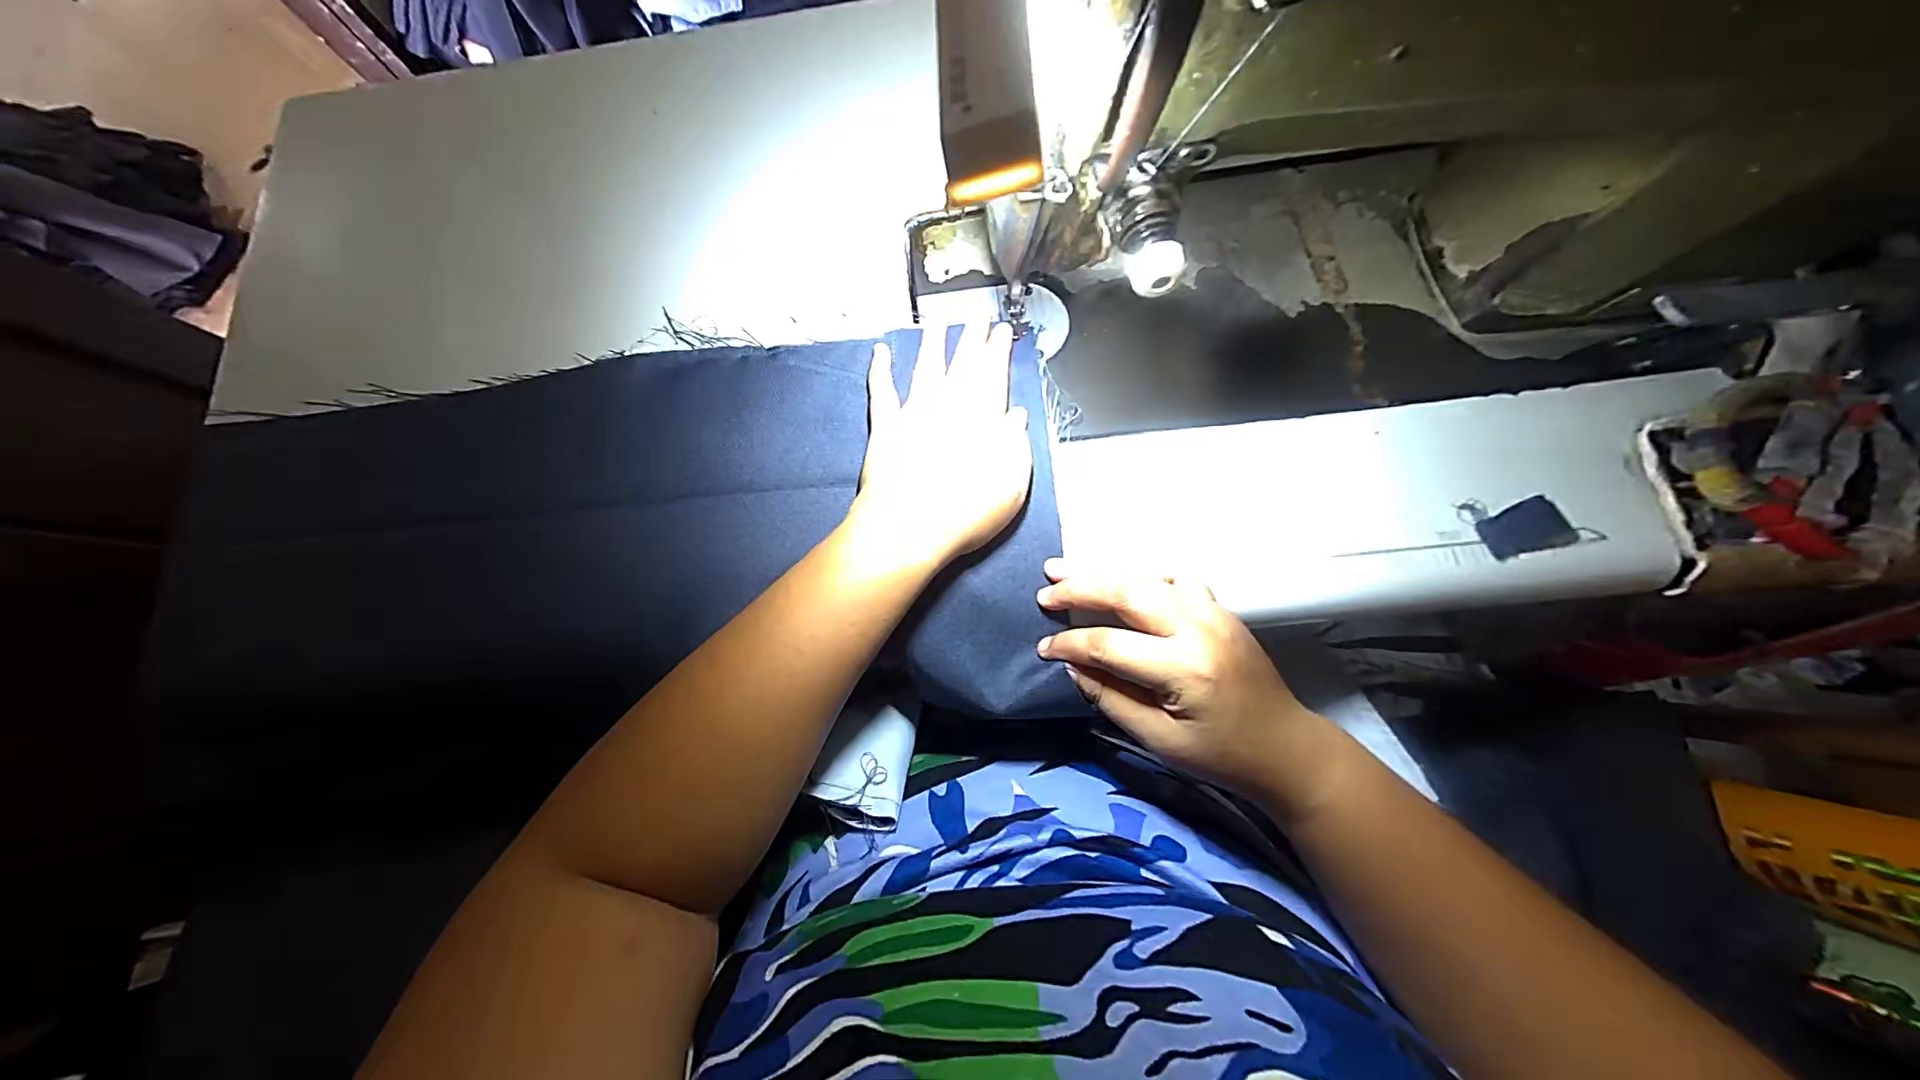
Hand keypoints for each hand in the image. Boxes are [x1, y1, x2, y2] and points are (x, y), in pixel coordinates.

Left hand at [851, 322, 1032, 568]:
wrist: (910, 527)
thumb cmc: (966, 511)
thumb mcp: (1012, 482)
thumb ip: (1015, 444)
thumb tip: (1014, 418)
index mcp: (983, 418)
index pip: (993, 374)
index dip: (997, 350)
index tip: (1000, 332)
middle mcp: (948, 407)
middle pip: (962, 364)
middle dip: (971, 338)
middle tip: (976, 318)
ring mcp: (914, 414)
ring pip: (925, 367)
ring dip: (932, 343)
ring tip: (937, 323)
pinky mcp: (885, 428)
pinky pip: (882, 391)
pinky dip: (880, 370)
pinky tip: (880, 353)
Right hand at [1035, 560, 1341, 812]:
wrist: (1286, 748)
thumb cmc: (1221, 755)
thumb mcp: (1159, 740)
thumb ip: (1111, 698)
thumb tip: (1072, 667)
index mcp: (1184, 668)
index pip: (1109, 644)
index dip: (1070, 645)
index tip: (1044, 649)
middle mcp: (1200, 629)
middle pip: (1128, 593)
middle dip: (1080, 589)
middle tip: (1046, 592)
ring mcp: (1215, 614)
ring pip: (1150, 578)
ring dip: (1107, 574)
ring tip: (1068, 573)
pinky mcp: (1222, 611)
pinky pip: (1176, 580)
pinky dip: (1144, 577)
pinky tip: (1124, 584)